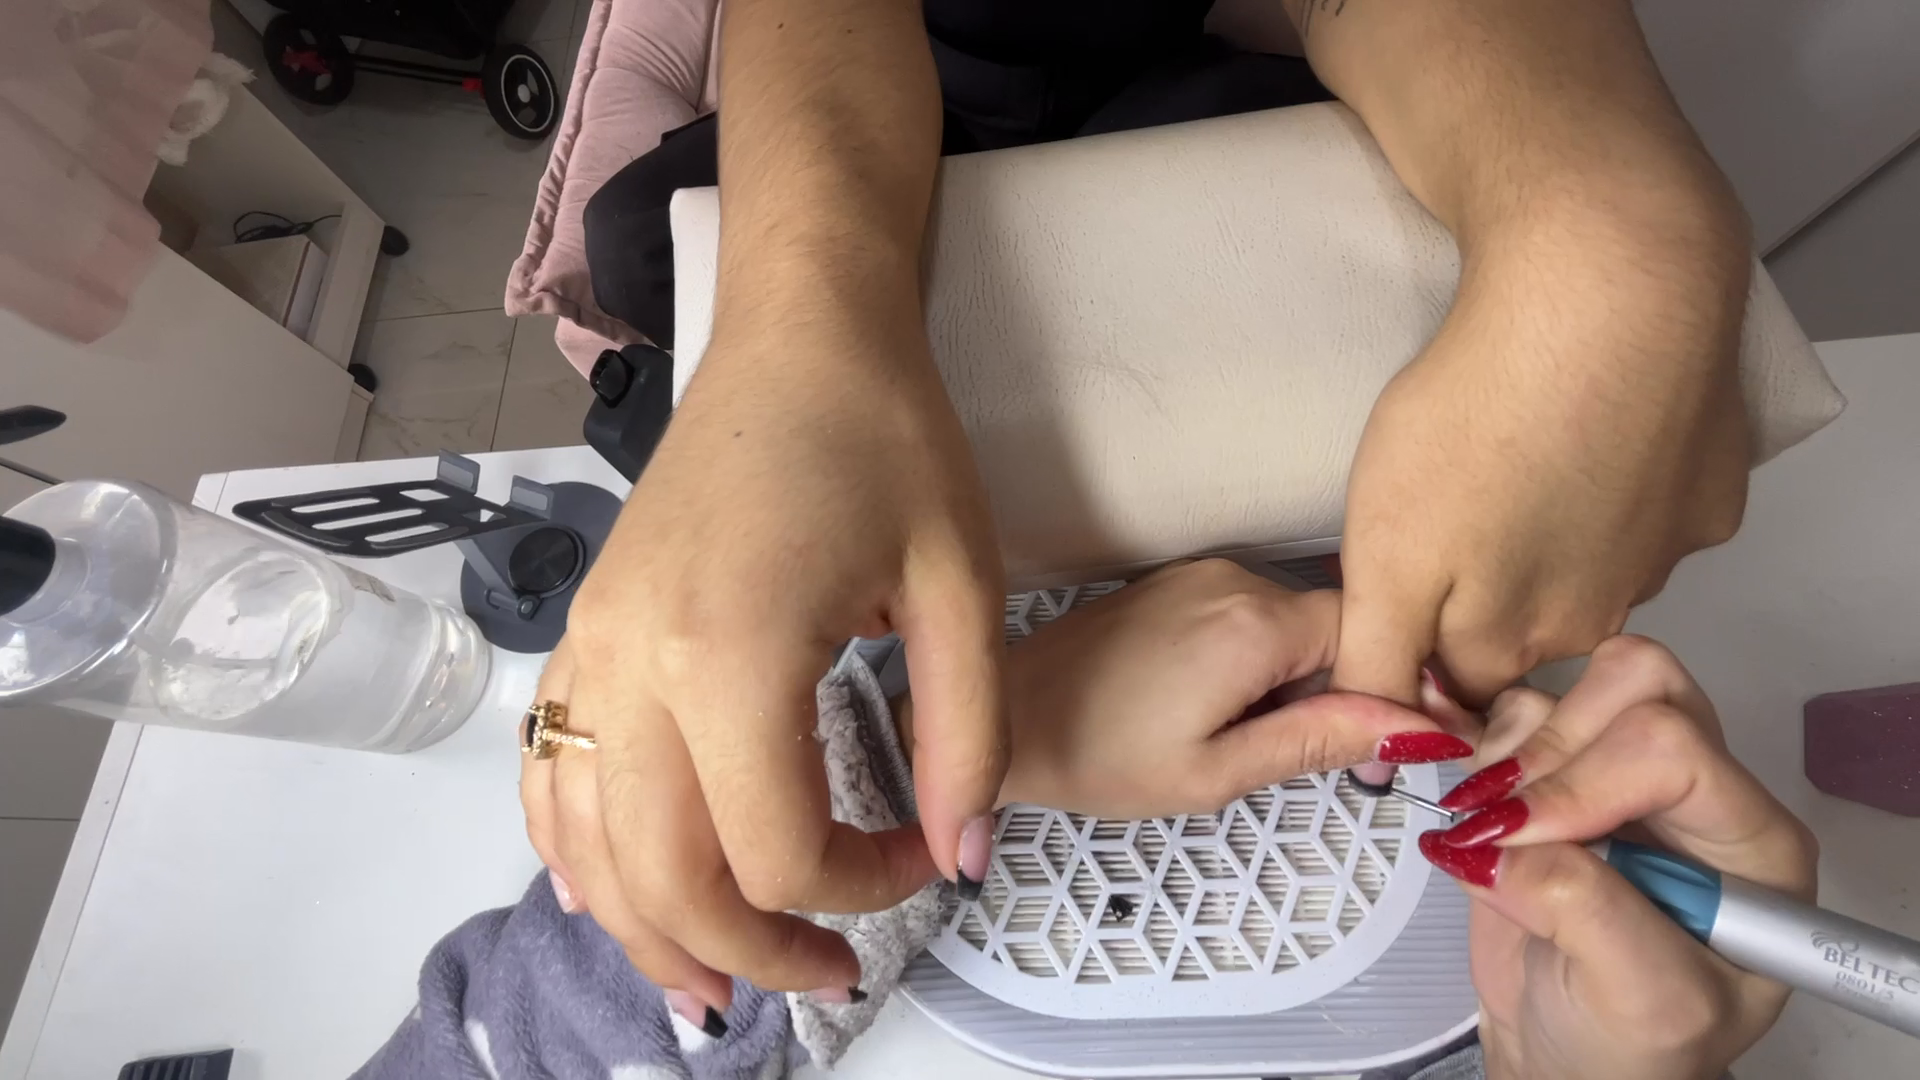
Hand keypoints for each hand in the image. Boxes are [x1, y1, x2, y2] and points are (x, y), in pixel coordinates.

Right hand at [521, 324, 1005, 1009]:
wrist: (802, 339)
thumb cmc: (889, 441)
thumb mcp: (960, 585)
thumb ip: (968, 732)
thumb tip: (962, 854)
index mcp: (731, 654)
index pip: (780, 848)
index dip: (867, 886)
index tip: (925, 856)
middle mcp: (631, 663)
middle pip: (666, 877)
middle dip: (754, 951)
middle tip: (828, 977)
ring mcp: (590, 644)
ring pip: (590, 847)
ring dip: (656, 931)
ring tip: (727, 978)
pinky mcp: (588, 625)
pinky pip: (557, 775)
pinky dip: (589, 855)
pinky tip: (631, 884)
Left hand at [986, 559, 1474, 817]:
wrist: (1007, 714)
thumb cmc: (1102, 757)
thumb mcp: (1217, 770)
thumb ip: (1318, 738)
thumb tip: (1418, 722)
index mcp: (1253, 620)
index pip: (1366, 629)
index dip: (1378, 685)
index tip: (1354, 741)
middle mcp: (1228, 576)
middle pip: (1325, 622)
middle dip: (1320, 684)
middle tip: (1263, 745)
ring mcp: (1191, 572)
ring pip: (1282, 617)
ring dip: (1279, 671)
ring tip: (1219, 724)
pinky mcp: (1165, 581)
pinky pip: (1237, 610)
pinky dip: (1242, 653)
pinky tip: (1193, 695)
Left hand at [1333, 278, 1751, 706]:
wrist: (1597, 306)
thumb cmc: (1467, 432)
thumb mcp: (1383, 562)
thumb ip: (1382, 659)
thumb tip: (1387, 740)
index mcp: (1512, 635)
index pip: (1456, 689)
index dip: (1415, 660)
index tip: (1393, 612)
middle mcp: (1597, 612)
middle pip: (1512, 638)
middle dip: (1465, 607)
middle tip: (1435, 528)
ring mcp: (1659, 550)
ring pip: (1571, 580)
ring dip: (1529, 550)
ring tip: (1492, 480)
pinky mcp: (1699, 490)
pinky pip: (1628, 519)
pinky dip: (1592, 497)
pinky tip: (1567, 448)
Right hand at [1420, 636, 1816, 1079]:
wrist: (1560, 1039)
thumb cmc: (1626, 1036)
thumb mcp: (1643, 999)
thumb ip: (1584, 909)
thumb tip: (1491, 838)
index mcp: (1745, 838)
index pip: (1668, 748)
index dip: (1580, 785)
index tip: (1518, 841)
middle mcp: (1681, 787)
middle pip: (1633, 683)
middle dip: (1545, 746)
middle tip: (1496, 811)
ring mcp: (1602, 771)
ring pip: (1554, 693)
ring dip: (1499, 749)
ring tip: (1474, 814)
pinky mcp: (1533, 769)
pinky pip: (1497, 710)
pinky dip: (1459, 726)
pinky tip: (1448, 763)